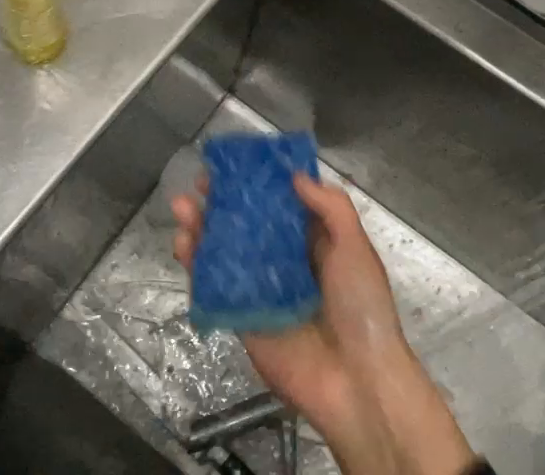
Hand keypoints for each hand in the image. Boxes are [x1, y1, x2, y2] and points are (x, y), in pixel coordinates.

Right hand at [173, 174, 475, 474]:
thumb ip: (330, 207)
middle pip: (246, 227)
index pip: (281, 207)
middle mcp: (285, 263)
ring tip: (182, 207)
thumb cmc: (362, 306)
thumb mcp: (355, 246)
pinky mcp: (242, 318)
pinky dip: (195, 266)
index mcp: (315, 243)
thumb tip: (295, 176)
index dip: (258, 186)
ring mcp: (261, 291)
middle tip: (200, 184)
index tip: (236, 165)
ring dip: (201, 229)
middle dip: (221, 204)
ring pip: (224, 254)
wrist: (357, 380)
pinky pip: (214, 289)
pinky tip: (183, 244)